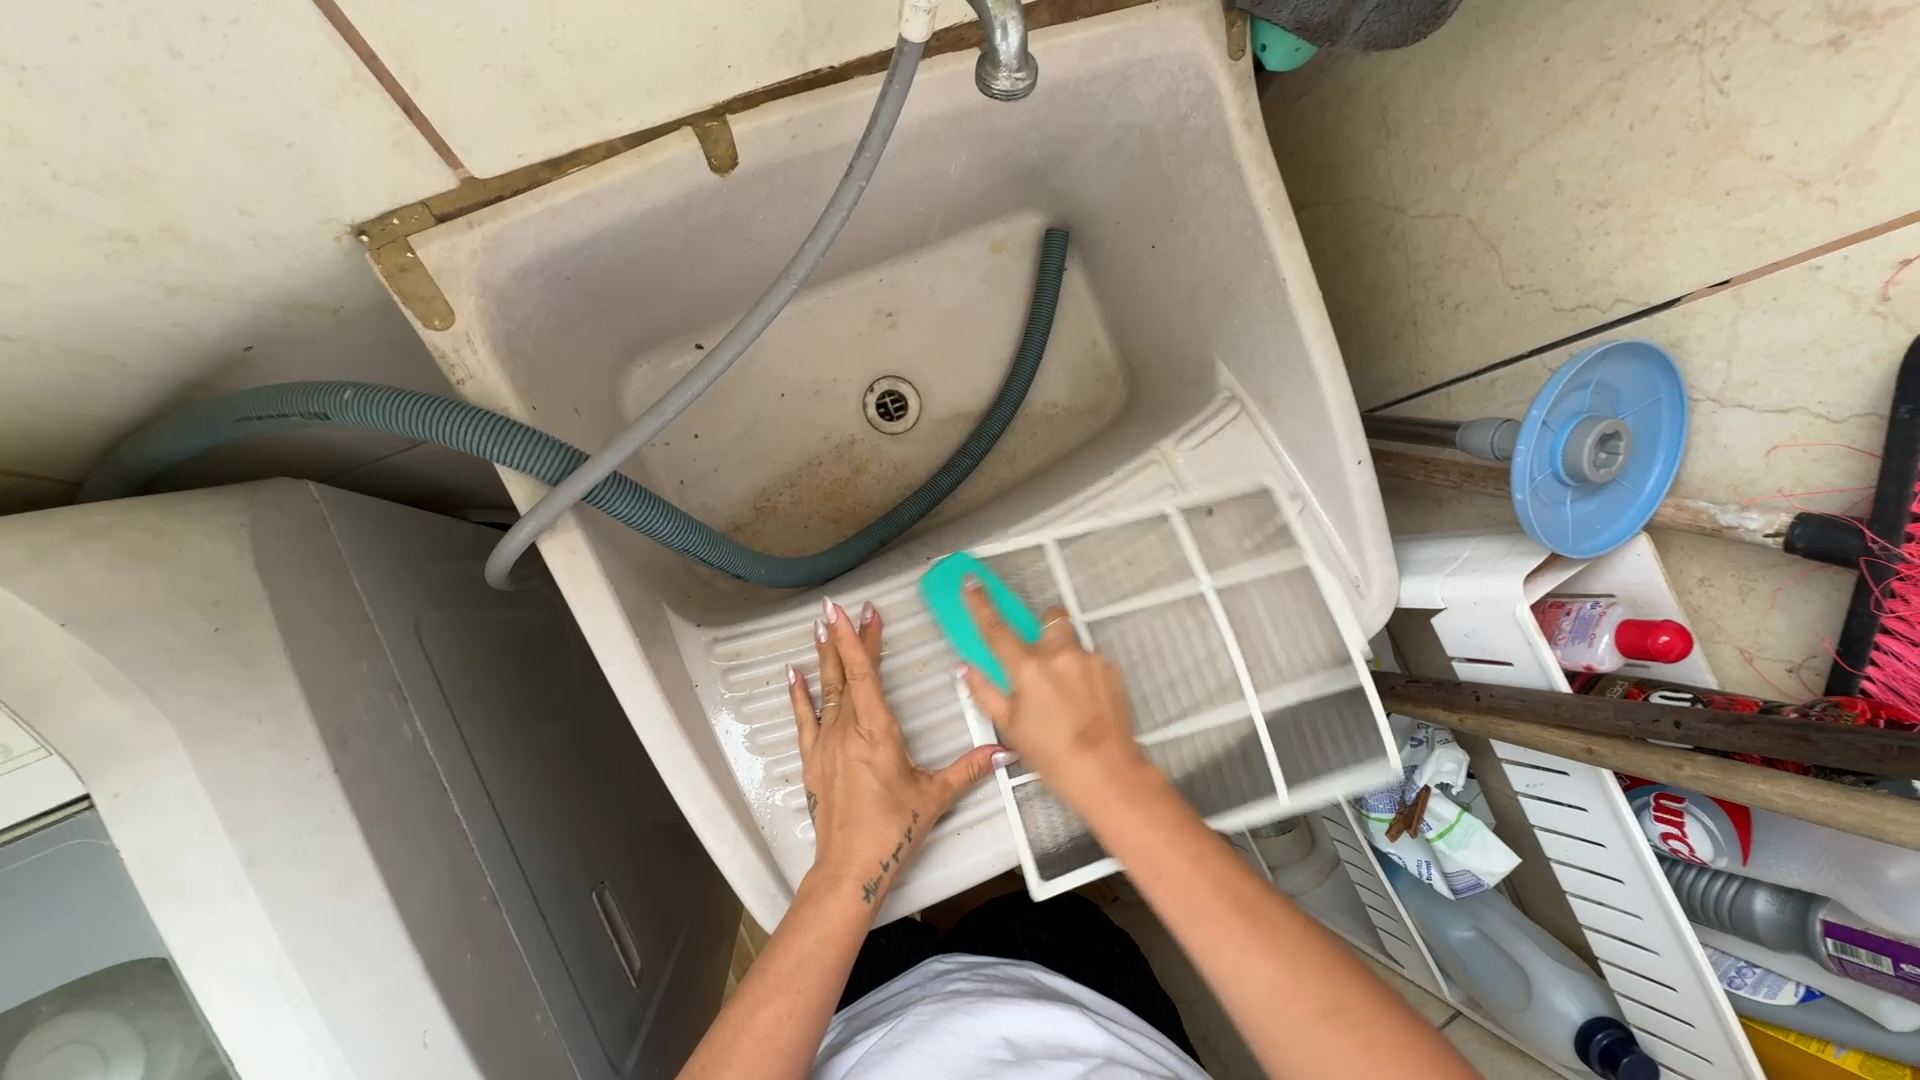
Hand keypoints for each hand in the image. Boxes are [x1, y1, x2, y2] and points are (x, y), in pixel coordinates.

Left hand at [788, 598, 1004, 910]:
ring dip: (825, 658)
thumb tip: (1002, 752)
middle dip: (847, 639)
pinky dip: (800, 695)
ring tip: (818, 628)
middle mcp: (847, 730)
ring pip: (825, 691)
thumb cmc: (892, 830)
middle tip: (844, 608)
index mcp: (877, 731)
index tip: (854, 610)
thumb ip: (969, 768)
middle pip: (846, 674)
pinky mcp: (814, 760)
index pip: (866, 673)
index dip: (859, 638)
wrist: (849, 866)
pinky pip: (804, 719)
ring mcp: (826, 744)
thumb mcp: (935, 796)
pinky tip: (795, 675)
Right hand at [958, 580, 1152, 803]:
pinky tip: (1082, 701)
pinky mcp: (1111, 670)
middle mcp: (1059, 656)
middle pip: (1049, 619)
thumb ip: (984, 691)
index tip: (973, 585)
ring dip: (1064, 655)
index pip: (996, 628)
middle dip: (1042, 629)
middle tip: (1039, 656)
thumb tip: (966, 670)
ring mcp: (1089, 660)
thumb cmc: (1055, 756)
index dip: (981, 604)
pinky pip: (1091, 660)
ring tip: (1064, 691)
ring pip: (1072, 641)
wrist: (1106, 771)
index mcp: (1028, 669)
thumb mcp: (1009, 726)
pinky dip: (1083, 673)